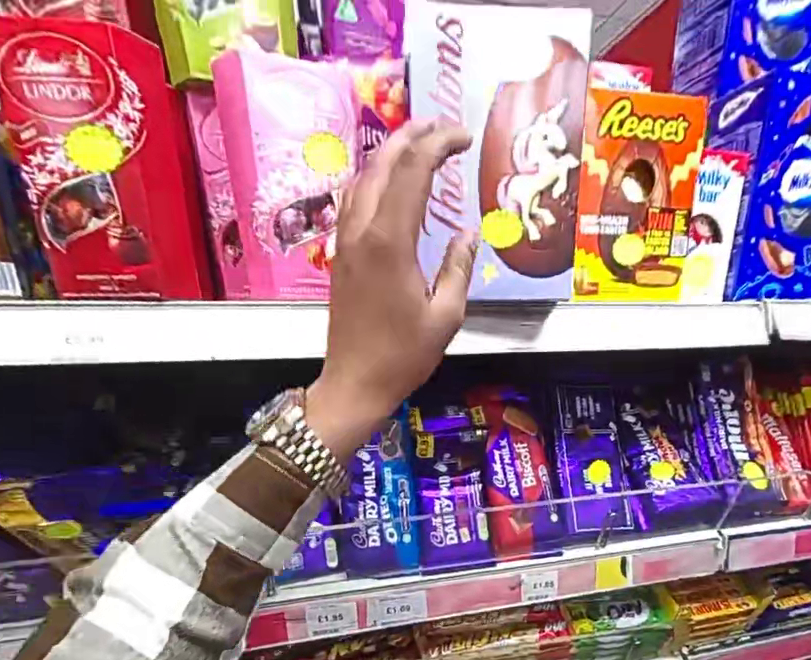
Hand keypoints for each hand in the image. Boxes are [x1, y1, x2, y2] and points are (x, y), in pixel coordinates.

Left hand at [306, 118, 476, 458]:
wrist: (355, 381)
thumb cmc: (404, 356)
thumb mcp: (446, 316)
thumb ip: (459, 268)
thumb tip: (469, 234)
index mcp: (391, 241)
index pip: (413, 171)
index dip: (440, 144)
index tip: (465, 137)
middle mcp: (363, 229)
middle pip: (383, 161)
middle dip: (415, 135)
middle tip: (446, 127)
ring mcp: (346, 239)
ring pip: (363, 175)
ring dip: (392, 152)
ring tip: (421, 144)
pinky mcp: (342, 252)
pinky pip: (355, 198)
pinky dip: (375, 176)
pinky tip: (390, 183)